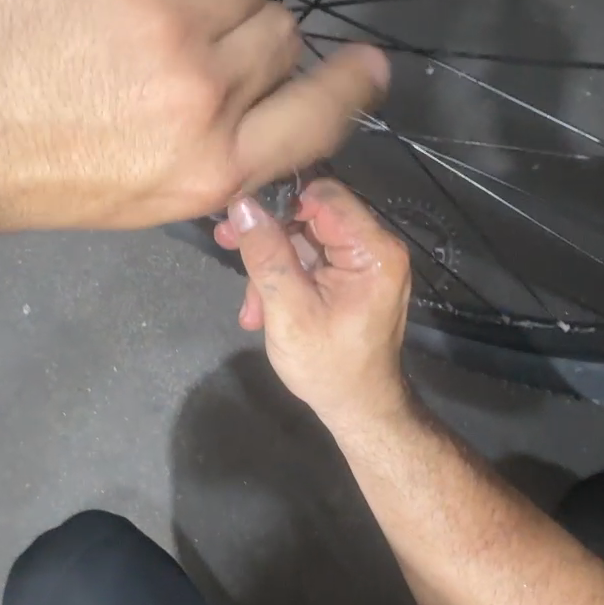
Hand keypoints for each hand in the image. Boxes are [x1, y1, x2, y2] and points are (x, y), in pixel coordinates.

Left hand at [0, 0, 388, 236]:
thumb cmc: (27, 177)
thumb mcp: (142, 200)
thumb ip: (217, 155)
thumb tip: (269, 98)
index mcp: (213, 170)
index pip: (322, 114)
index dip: (347, 86)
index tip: (364, 68)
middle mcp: (206, 94)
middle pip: (279, 29)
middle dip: (237, 36)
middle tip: (167, 45)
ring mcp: (163, 15)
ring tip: (133, 1)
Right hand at [215, 179, 412, 426]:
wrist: (359, 409)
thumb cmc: (328, 366)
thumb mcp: (288, 311)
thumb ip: (266, 256)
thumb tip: (242, 206)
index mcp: (373, 251)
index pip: (325, 195)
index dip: (280, 201)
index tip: (242, 219)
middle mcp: (376, 248)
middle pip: (313, 216)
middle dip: (269, 238)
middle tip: (227, 245)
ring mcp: (365, 265)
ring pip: (306, 242)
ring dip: (272, 267)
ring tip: (251, 306)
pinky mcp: (352, 280)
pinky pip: (312, 263)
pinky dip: (286, 281)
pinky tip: (262, 310)